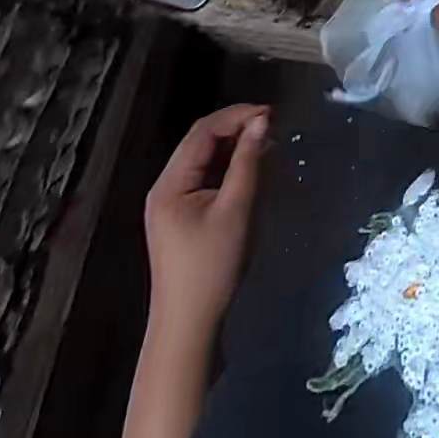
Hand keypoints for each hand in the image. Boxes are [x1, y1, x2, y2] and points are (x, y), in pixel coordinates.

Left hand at [144, 103, 269, 330]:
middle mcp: (165, 186)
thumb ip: (248, 162)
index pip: (203, 132)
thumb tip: (263, 123)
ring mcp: (171, 202)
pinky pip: (206, 177)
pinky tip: (252, 165)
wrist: (189, 323)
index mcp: (170, 183)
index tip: (272, 114)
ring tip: (268, 139)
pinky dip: (229, 165)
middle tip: (273, 123)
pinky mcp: (183, 215)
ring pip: (204, 158)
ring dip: (234, 145)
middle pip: (200, 141)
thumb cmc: (212, 266)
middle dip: (237, 126)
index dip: (237, 116)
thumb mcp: (236, 209)